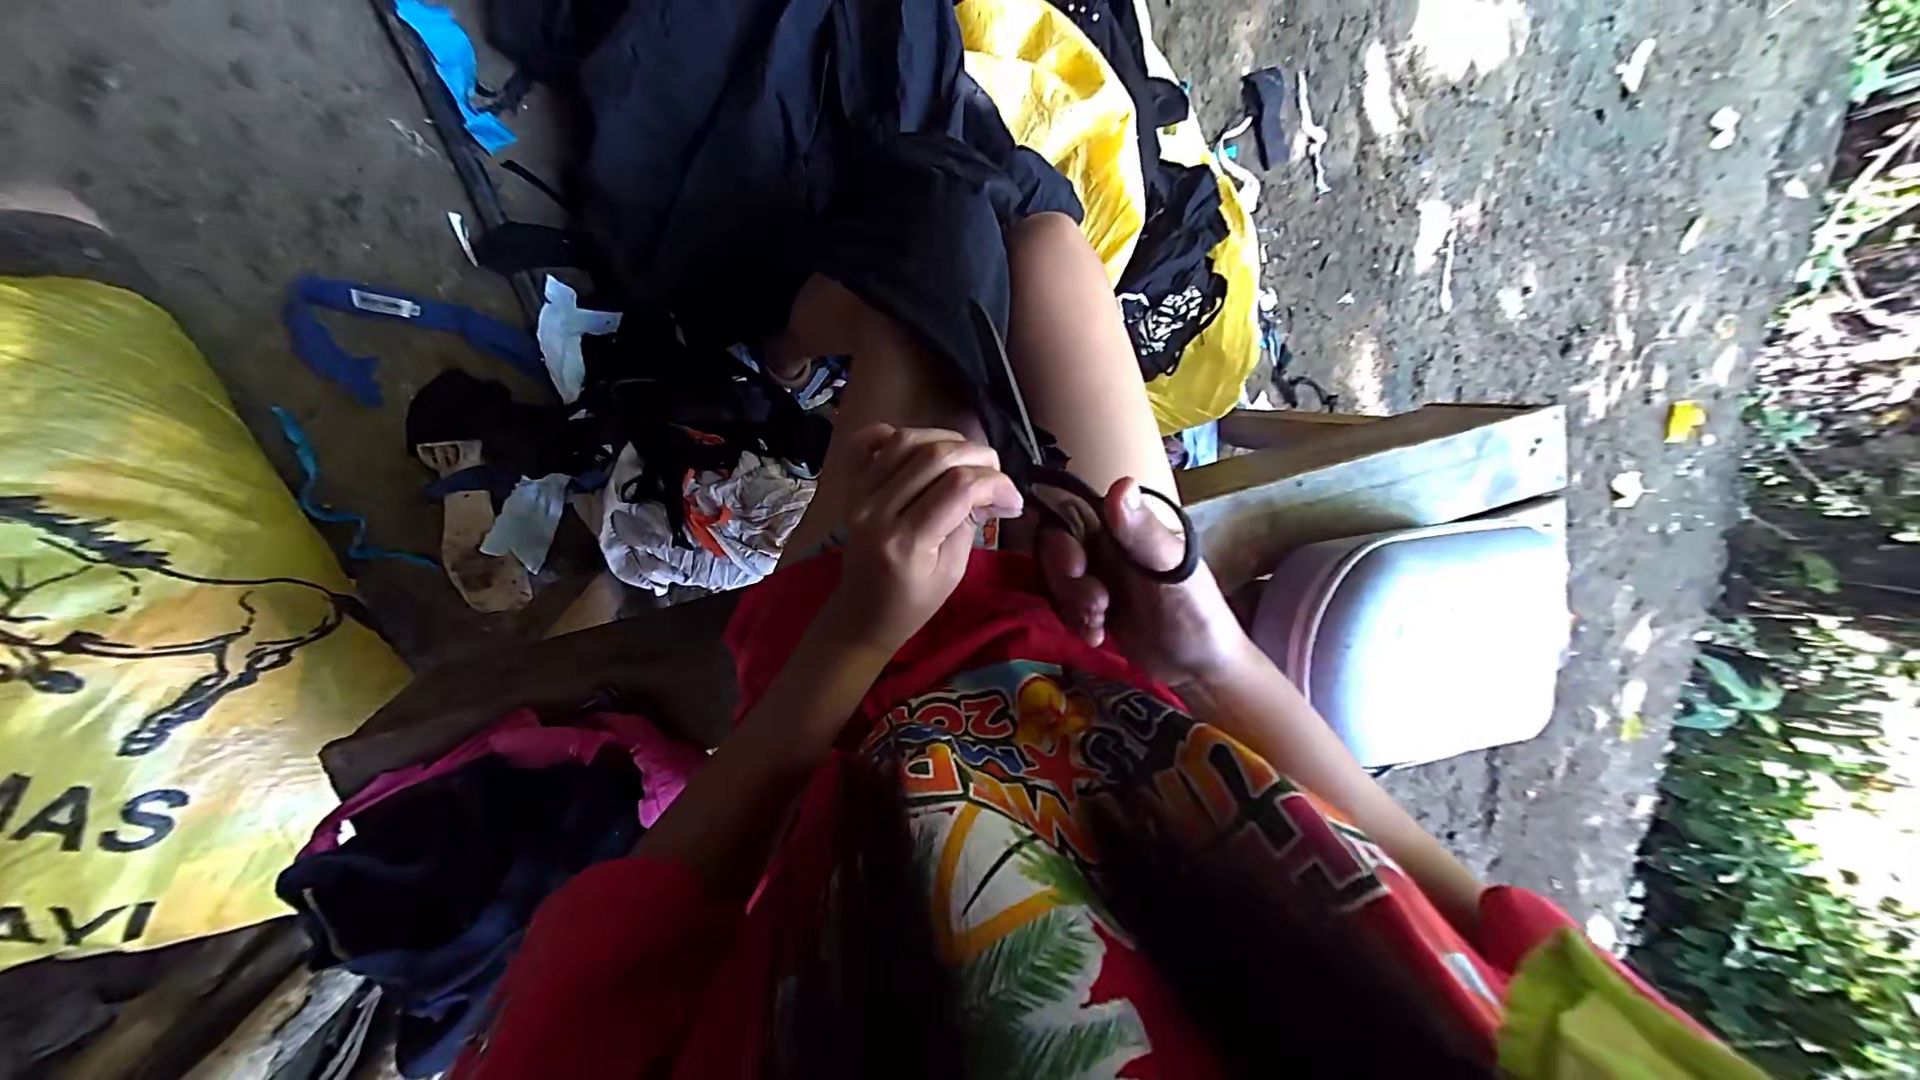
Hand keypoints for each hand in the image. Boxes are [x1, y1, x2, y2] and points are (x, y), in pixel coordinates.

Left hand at [824, 424, 1022, 653]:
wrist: (862, 614)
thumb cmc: (912, 603)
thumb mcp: (952, 572)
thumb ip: (969, 523)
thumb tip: (994, 489)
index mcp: (906, 542)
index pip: (959, 488)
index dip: (996, 483)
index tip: (1014, 499)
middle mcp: (877, 511)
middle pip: (935, 456)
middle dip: (978, 456)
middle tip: (995, 475)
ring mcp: (858, 496)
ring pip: (906, 440)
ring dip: (946, 440)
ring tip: (967, 458)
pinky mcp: (850, 488)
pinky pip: (867, 442)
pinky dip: (895, 433)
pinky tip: (920, 446)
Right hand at [1036, 477, 1253, 688]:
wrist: (1200, 670)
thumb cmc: (1195, 613)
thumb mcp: (1170, 570)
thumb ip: (1141, 531)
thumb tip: (1120, 484)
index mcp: (1124, 526)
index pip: (1068, 515)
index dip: (1062, 544)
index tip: (1078, 570)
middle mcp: (1106, 544)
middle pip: (1055, 551)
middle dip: (1068, 584)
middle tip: (1098, 607)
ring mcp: (1097, 575)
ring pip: (1055, 580)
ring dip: (1071, 606)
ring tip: (1100, 625)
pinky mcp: (1091, 605)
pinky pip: (1061, 605)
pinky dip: (1074, 622)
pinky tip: (1098, 636)